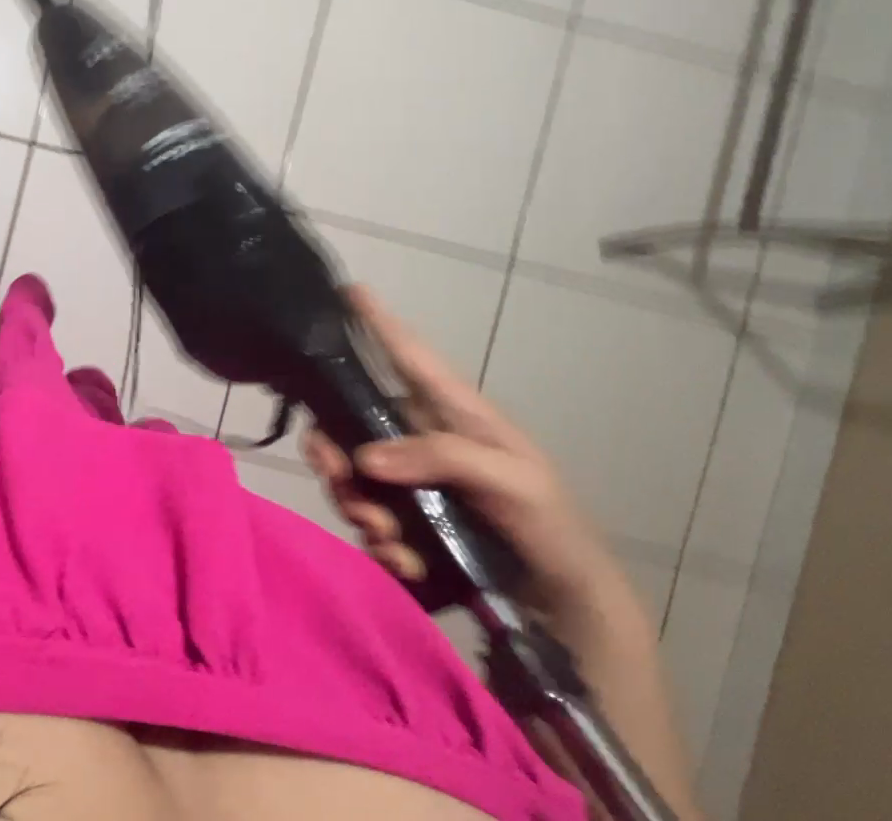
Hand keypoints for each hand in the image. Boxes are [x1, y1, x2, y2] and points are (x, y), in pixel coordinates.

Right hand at [303, 286, 639, 633]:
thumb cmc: (549, 525)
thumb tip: (366, 456)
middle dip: (331, 451)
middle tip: (336, 477)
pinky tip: (406, 564)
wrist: (560, 602)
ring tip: (390, 542)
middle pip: (349, 424)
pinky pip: (365, 522)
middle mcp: (421, 441)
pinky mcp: (404, 523)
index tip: (348, 289)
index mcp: (455, 416)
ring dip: (358, 509)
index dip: (379, 323)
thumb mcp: (514, 483)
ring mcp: (409, 484)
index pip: (411, 358)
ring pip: (348, 477)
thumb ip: (443, 458)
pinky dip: (380, 546)